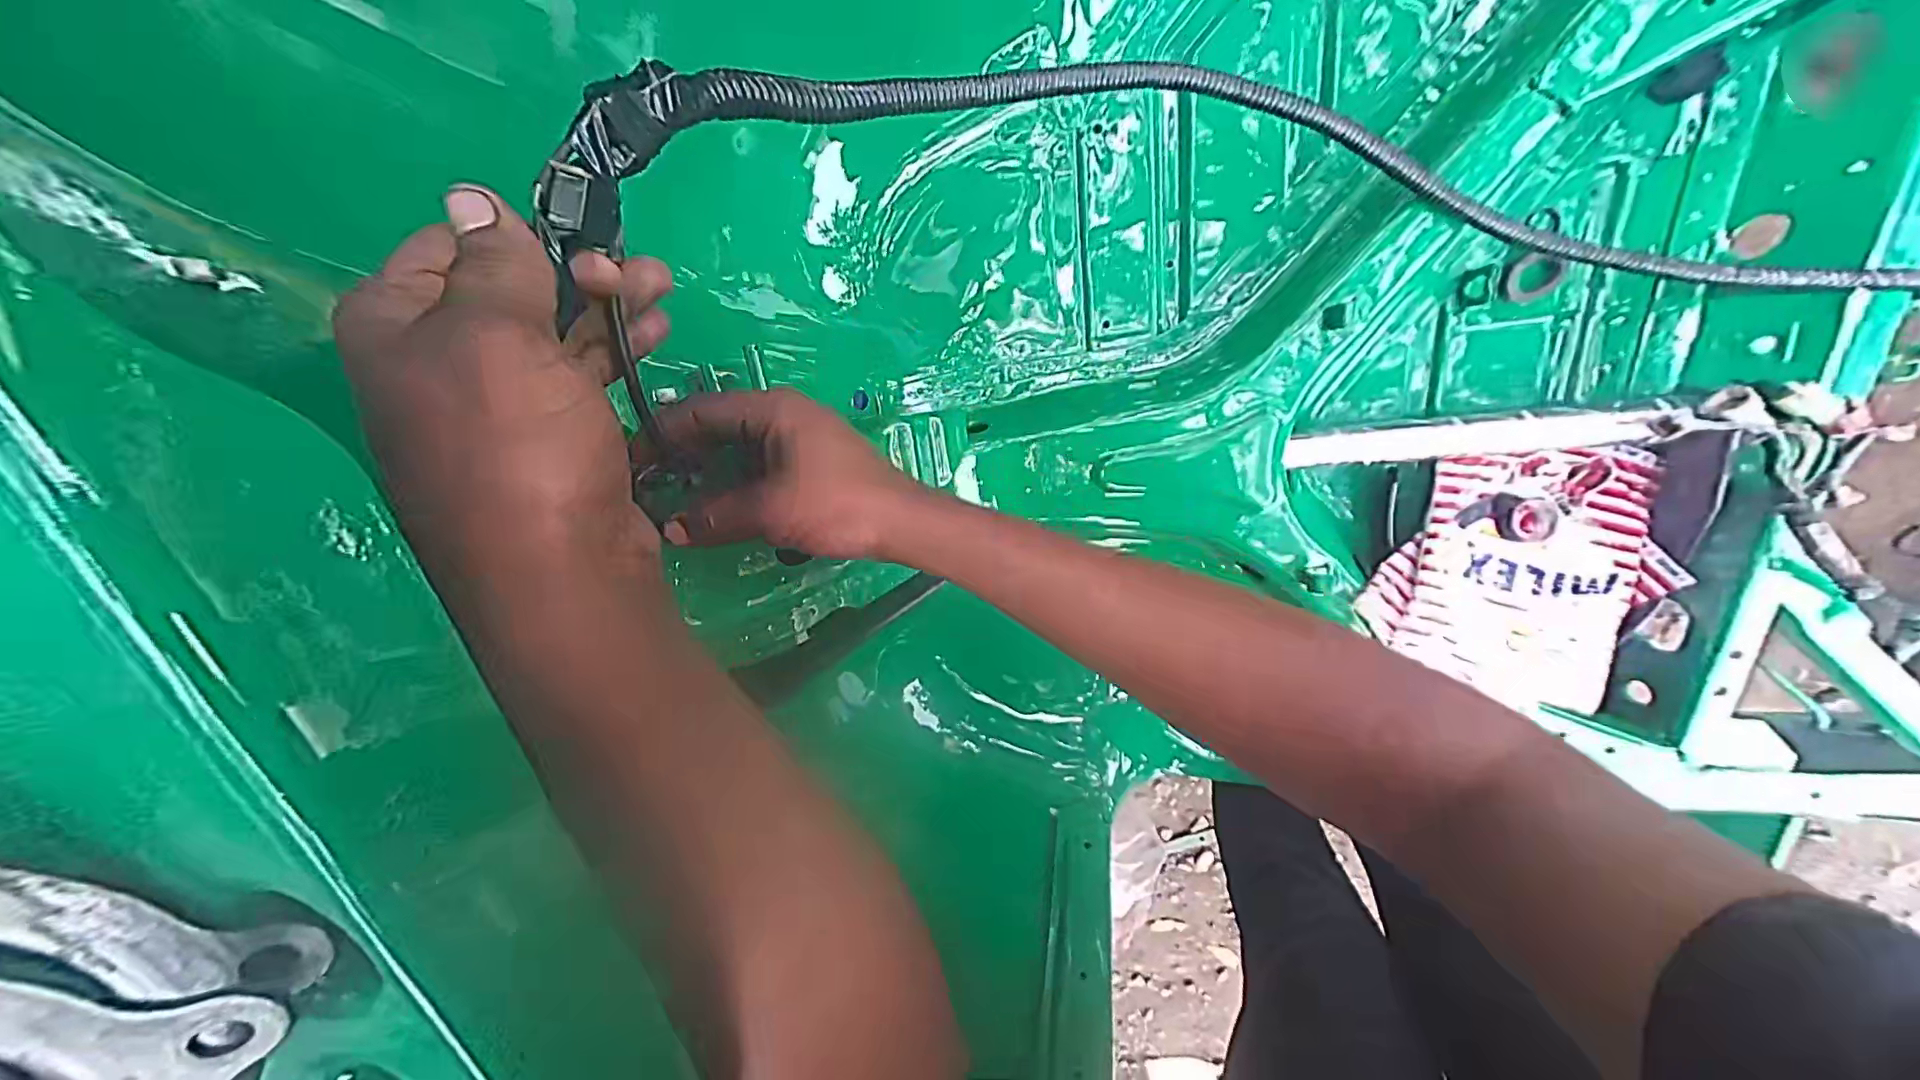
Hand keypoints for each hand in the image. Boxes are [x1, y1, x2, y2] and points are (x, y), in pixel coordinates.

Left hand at [333, 185, 671, 582]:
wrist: (560, 568)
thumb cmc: (516, 445)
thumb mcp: (497, 336)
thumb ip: (493, 263)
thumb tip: (472, 199)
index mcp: (397, 329)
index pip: (446, 248)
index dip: (513, 235)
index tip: (572, 233)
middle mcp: (442, 367)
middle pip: (512, 294)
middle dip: (577, 273)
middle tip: (640, 270)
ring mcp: (502, 410)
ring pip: (556, 338)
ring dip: (610, 309)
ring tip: (663, 292)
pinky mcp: (554, 443)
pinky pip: (582, 382)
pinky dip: (617, 354)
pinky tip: (652, 337)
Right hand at [650, 389, 933, 560]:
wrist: (902, 521)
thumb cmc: (837, 506)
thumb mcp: (771, 511)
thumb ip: (717, 517)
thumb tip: (670, 529)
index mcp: (772, 408)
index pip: (700, 409)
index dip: (662, 434)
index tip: (633, 463)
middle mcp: (785, 411)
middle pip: (720, 424)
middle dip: (685, 453)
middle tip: (652, 484)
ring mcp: (803, 434)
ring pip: (742, 445)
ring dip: (712, 469)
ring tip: (681, 498)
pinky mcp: (814, 457)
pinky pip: (763, 460)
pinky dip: (739, 478)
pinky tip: (725, 503)